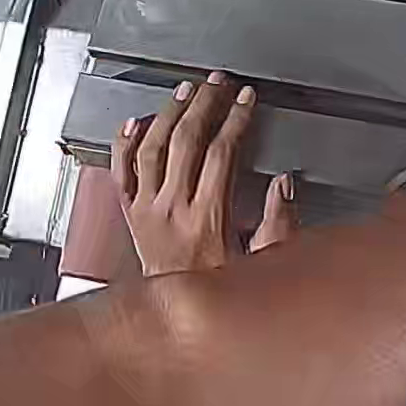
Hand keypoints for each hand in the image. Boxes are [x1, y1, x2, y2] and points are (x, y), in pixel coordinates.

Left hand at [111, 71, 297, 275]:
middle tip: (218, 83)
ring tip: (185, 90)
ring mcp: (146, 209)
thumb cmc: (217, 291)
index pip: (222, 152)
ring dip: (169, 113)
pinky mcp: (130, 213)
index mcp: (207, 218)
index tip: (246, 99)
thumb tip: (284, 183)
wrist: (171, 322)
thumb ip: (279, 223)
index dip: (236, 119)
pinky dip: (125, 142)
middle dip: (205, 104)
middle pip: (186, 141)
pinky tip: (136, 121)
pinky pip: (121, 170)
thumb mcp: (261, 265)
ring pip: (152, 148)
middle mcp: (172, 209)